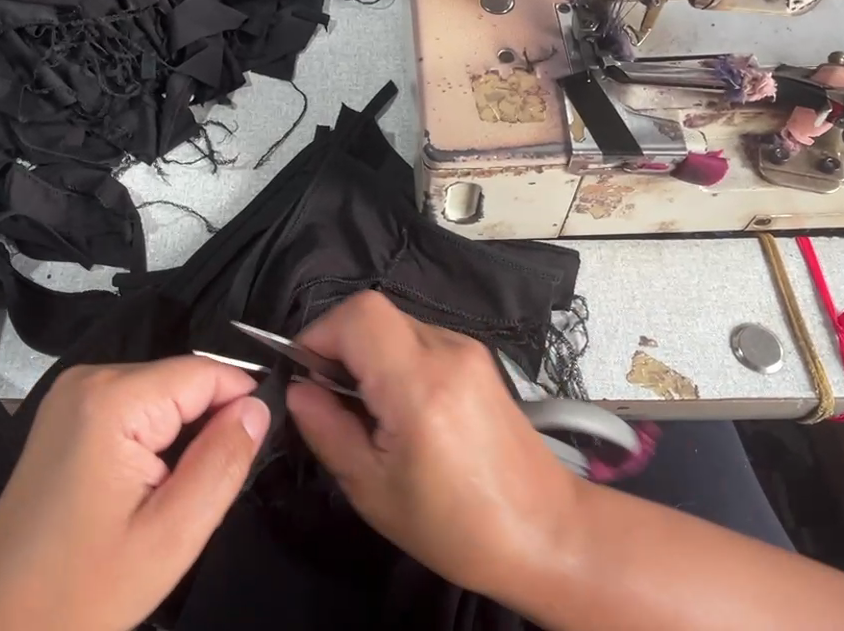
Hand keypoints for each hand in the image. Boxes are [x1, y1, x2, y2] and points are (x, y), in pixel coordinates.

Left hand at [0, 357, 270, 630]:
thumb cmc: (84, 591)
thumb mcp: (172, 535)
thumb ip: (223, 461)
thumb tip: (259, 406)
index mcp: (112, 399)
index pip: (205, 372)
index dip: (241, 406)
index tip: (250, 456)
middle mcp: (87, 379)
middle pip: (180, 382)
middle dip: (206, 426)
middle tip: (200, 494)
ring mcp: (69, 397)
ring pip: (160, 395)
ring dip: (180, 436)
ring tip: (168, 496)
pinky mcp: (63, 418)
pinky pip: (131, 409)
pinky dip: (152, 440)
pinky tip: (140, 489)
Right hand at [285, 291, 585, 598]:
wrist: (546, 531)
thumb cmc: (455, 526)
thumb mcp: (372, 490)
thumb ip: (326, 430)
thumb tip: (297, 390)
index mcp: (420, 384)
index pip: (357, 315)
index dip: (319, 334)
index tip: (304, 375)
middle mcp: (447, 352)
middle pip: (374, 312)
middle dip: (339, 344)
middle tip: (330, 396)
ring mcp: (468, 350)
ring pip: (395, 323)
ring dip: (367, 352)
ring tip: (366, 409)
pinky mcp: (479, 359)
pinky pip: (420, 339)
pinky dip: (395, 359)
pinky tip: (399, 407)